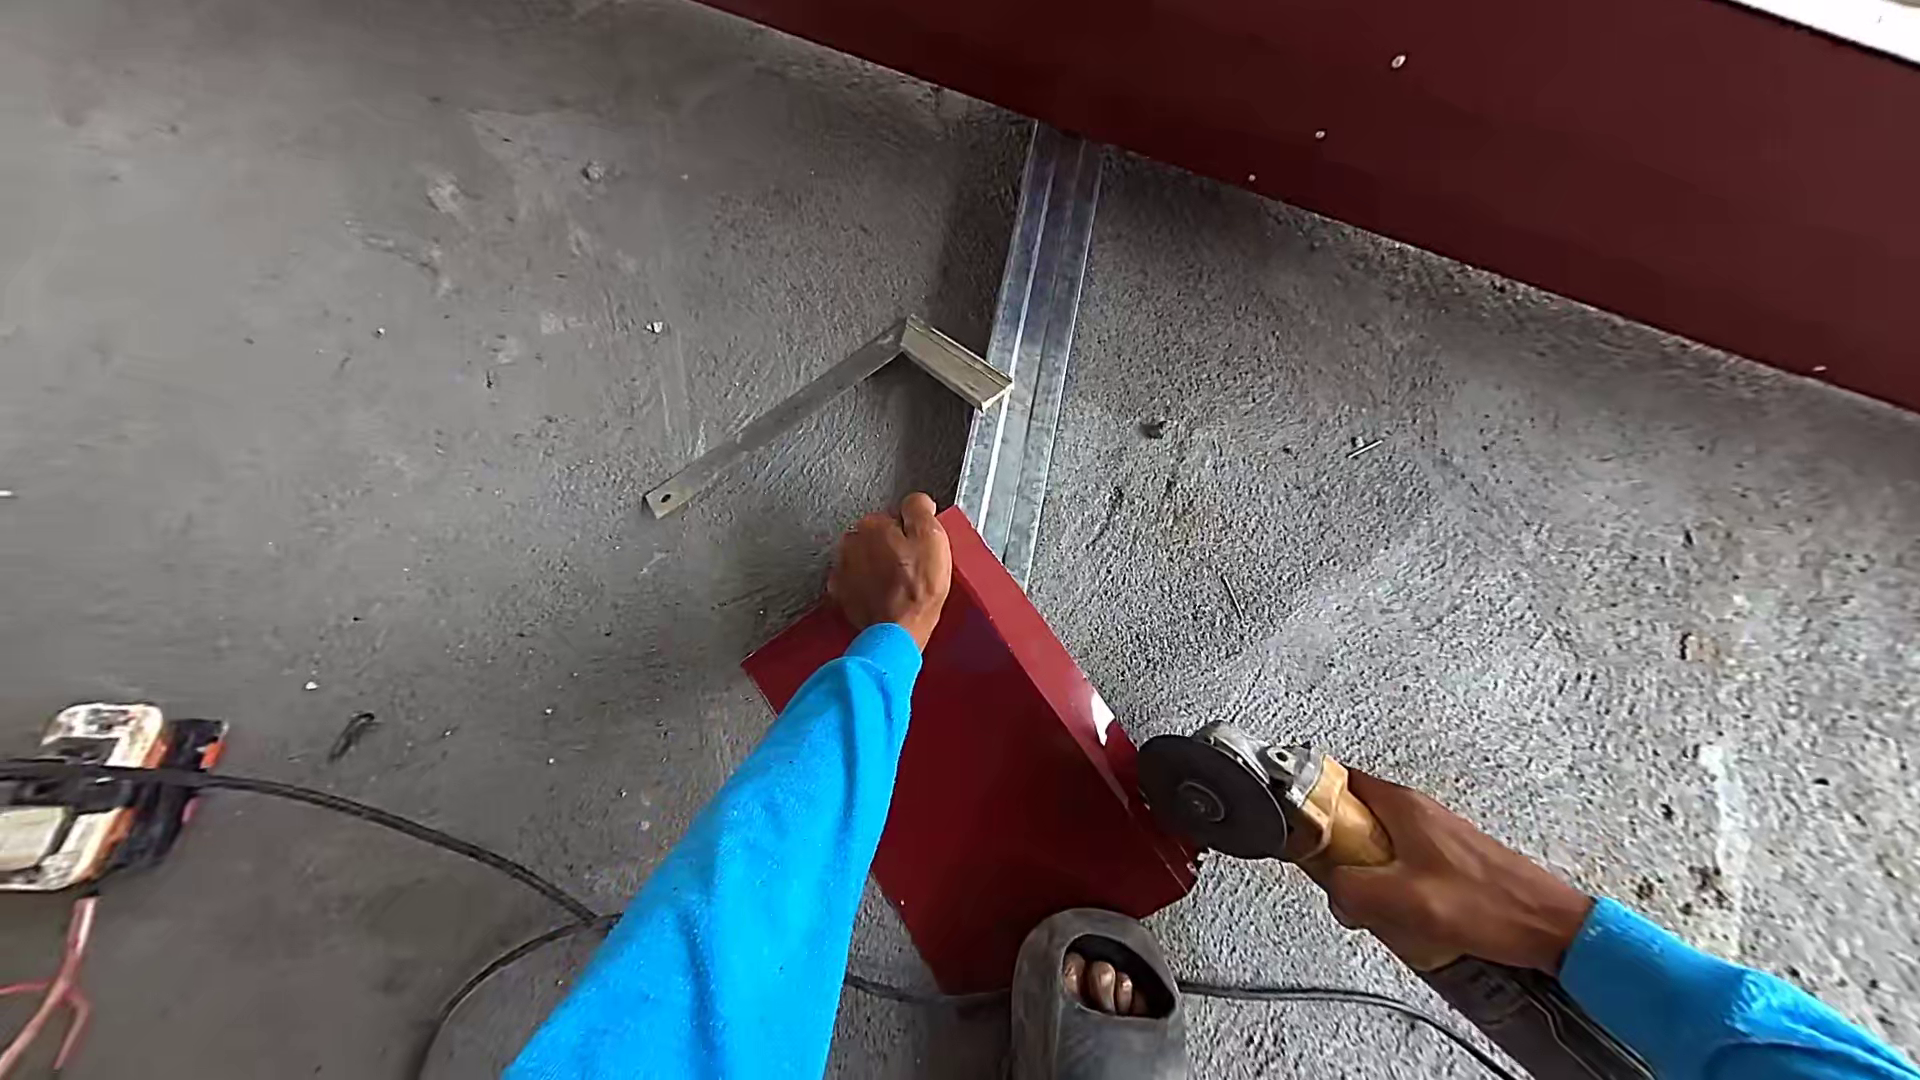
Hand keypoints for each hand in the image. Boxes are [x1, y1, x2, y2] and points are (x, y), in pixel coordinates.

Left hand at [827, 493, 951, 649]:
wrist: (900, 630)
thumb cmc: (917, 588)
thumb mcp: (932, 537)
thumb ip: (920, 508)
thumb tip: (917, 502)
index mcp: (872, 525)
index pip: (892, 518)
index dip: (910, 534)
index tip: (919, 549)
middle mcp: (850, 544)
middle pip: (875, 538)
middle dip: (890, 549)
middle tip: (911, 568)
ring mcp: (842, 571)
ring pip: (864, 560)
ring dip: (877, 568)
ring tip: (899, 585)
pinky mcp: (841, 596)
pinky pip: (856, 584)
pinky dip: (867, 589)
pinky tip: (885, 597)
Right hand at [1311, 771, 1593, 973]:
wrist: (1557, 930)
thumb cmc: (1497, 907)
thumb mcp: (1409, 901)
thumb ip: (1357, 893)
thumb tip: (1334, 893)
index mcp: (1401, 804)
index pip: (1338, 779)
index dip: (1313, 796)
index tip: (1302, 821)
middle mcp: (1415, 809)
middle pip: (1353, 809)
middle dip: (1337, 839)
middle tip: (1336, 868)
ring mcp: (1432, 830)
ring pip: (1375, 833)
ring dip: (1364, 860)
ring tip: (1371, 892)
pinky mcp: (1446, 853)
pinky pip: (1398, 852)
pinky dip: (1388, 872)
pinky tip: (1401, 903)